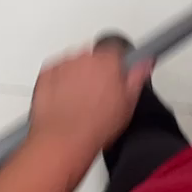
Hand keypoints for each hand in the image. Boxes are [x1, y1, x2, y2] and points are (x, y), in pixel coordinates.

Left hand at [28, 46, 151, 158]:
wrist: (63, 140)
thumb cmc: (93, 126)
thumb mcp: (128, 104)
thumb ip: (138, 76)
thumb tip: (144, 63)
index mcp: (108, 60)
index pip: (117, 50)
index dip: (118, 64)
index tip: (117, 74)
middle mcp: (85, 57)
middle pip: (94, 56)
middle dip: (96, 71)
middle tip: (98, 93)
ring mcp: (64, 64)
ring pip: (74, 63)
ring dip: (77, 75)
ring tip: (80, 100)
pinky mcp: (47, 73)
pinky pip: (56, 71)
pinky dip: (60, 81)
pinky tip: (65, 99)